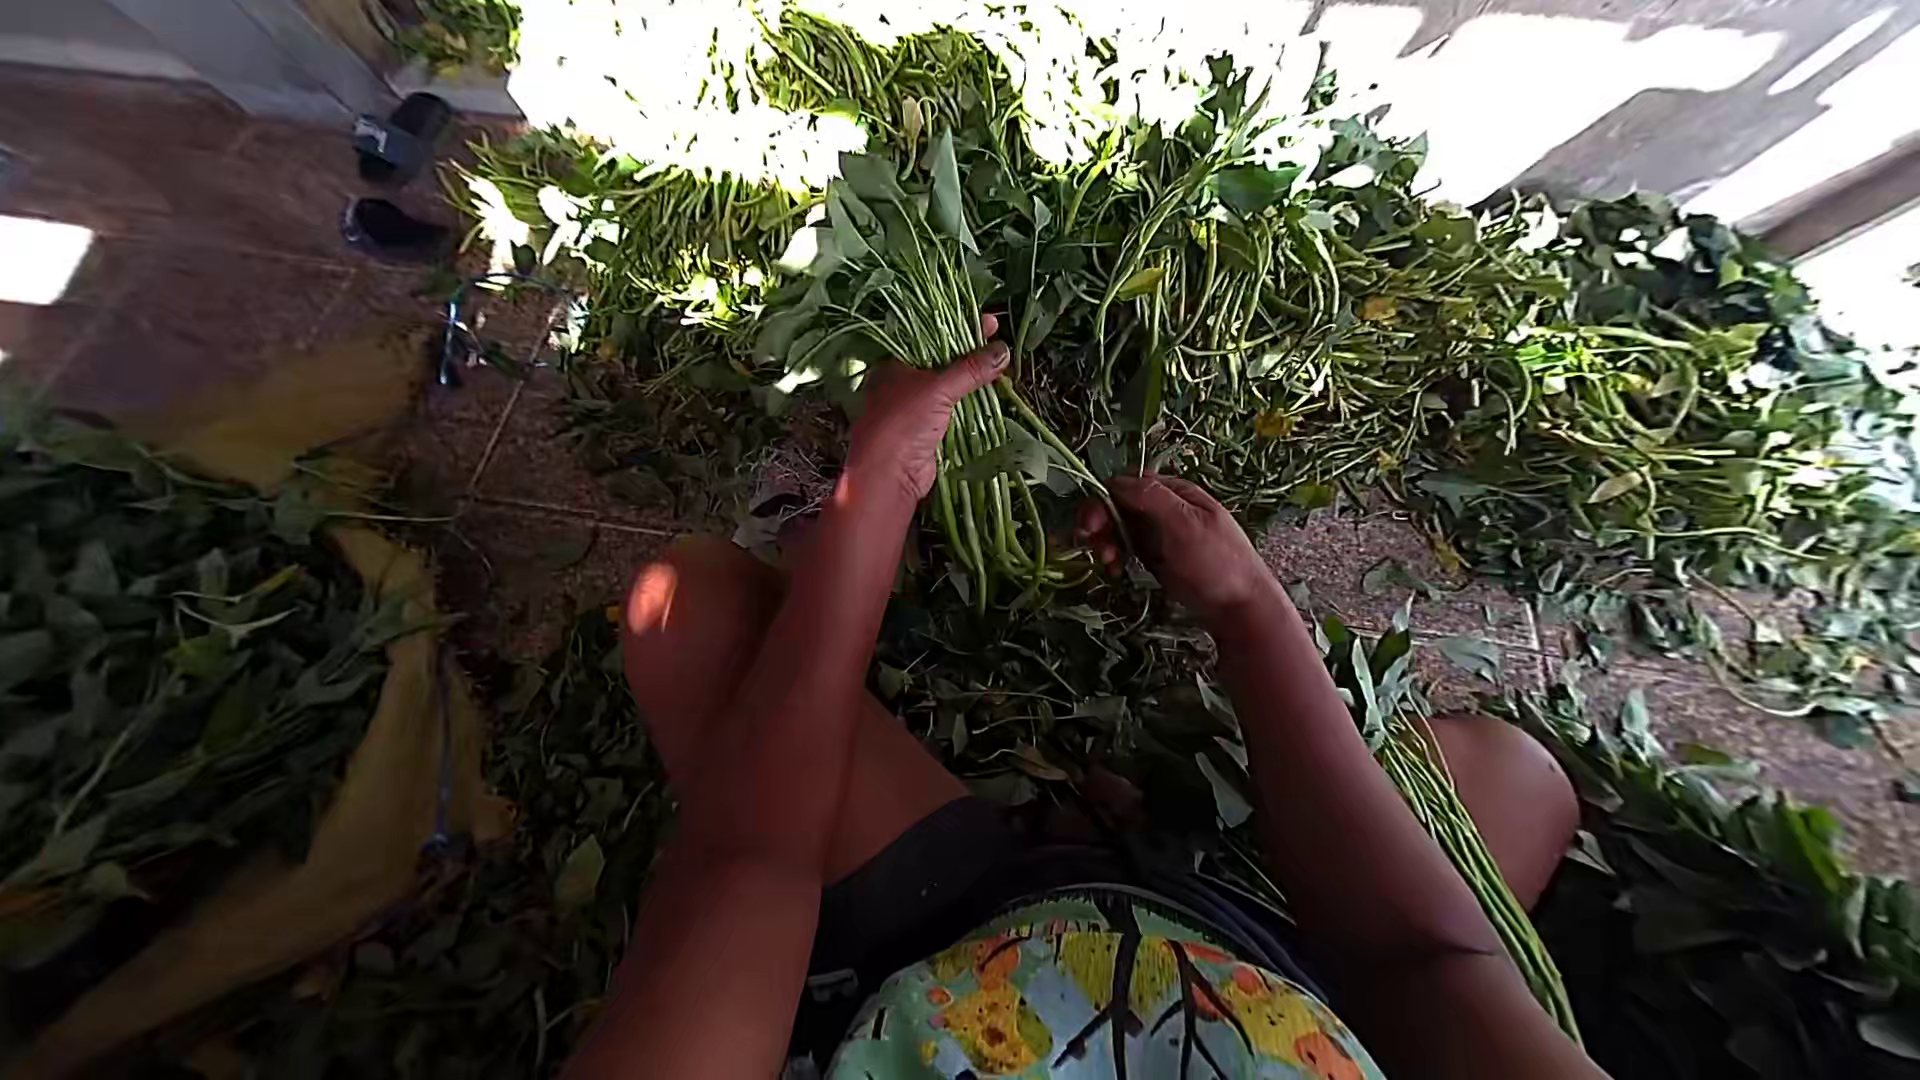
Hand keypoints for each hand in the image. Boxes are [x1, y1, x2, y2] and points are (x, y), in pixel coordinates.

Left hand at [844, 314, 1007, 503]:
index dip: (958, 328)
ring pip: (950, 389)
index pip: (930, 338)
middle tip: (998, 341)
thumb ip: (970, 369)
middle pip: (942, 363)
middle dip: (970, 354)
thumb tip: (1001, 351)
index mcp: (894, 365)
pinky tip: (992, 394)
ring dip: (974, 381)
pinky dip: (972, 404)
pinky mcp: (928, 432)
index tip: (987, 322)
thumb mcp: (937, 388)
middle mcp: (902, 385)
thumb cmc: (901, 423)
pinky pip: (955, 412)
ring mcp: (916, 410)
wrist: (888, 475)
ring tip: (1001, 365)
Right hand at [1075, 473, 1280, 623]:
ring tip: (1108, 563)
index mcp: (1173, 492)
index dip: (1103, 500)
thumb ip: (1152, 498)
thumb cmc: (1216, 562)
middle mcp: (1162, 507)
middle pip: (1116, 504)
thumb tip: (1115, 480)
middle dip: (1099, 523)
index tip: (1092, 525)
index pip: (1125, 483)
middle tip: (1092, 546)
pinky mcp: (1153, 555)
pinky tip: (1115, 571)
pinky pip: (1124, 547)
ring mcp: (1157, 532)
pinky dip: (1113, 556)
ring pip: (1116, 526)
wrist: (1238, 607)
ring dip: (1104, 541)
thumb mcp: (1186, 524)